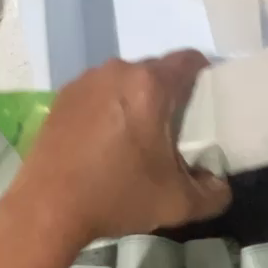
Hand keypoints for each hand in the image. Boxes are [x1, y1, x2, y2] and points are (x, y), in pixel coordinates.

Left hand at [0, 50, 231, 255]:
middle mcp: (118, 71)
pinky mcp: (63, 95)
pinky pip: (98, 92)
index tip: (207, 101)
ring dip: (135, 100)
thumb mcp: (178, 203)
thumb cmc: (117, 196)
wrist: (47, 208)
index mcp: (150, 85)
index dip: (204, 75)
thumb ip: (214, 193)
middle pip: (156, 71)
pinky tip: (103, 140)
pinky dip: (107, 107)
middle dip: (169, 94)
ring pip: (124, 81)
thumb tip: (219, 184)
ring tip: (135, 137)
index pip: (189, 60)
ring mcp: (86, 80)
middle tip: (174, 129)